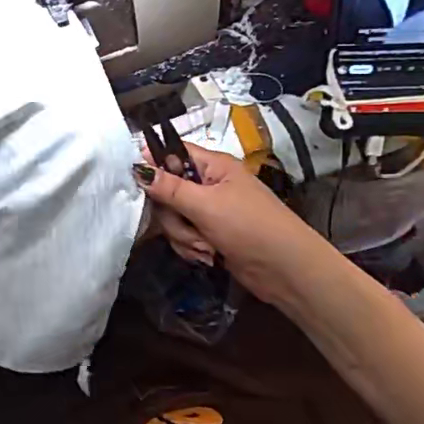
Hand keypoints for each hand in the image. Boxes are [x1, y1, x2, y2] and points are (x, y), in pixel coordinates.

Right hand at [135, 144, 330, 306]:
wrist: (287, 271)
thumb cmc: (250, 227)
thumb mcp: (206, 205)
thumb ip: (169, 188)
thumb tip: (137, 169)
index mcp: (214, 167)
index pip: (173, 153)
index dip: (153, 163)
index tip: (136, 179)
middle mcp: (209, 185)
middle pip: (167, 190)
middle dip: (172, 214)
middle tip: (186, 225)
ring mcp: (209, 211)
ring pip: (173, 217)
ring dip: (183, 235)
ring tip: (205, 247)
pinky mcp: (209, 235)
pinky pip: (184, 235)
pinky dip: (190, 247)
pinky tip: (207, 256)